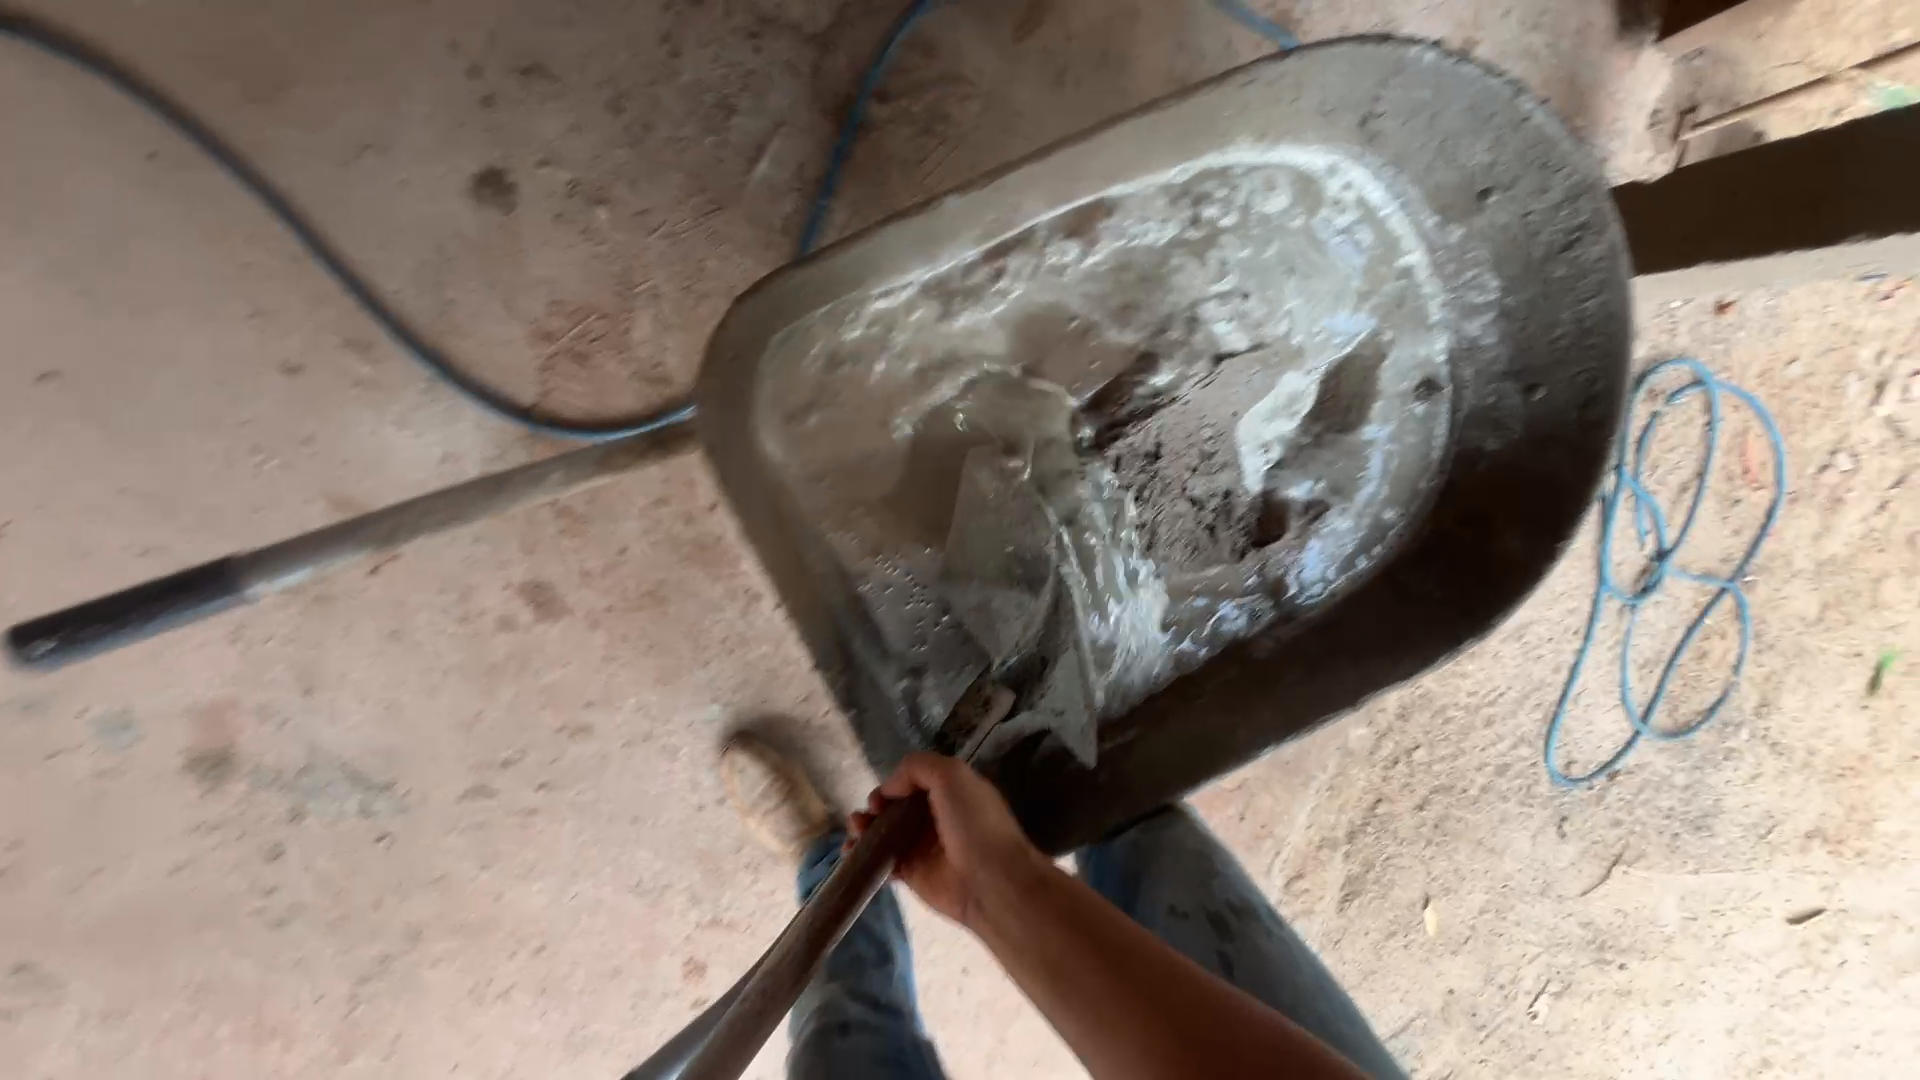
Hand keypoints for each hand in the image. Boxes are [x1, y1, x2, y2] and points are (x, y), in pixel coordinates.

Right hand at [849, 752, 1048, 927]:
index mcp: (950, 790)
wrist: (991, 881)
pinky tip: (852, 854)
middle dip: (874, 807)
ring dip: (865, 829)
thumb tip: (889, 788)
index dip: (893, 785)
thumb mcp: (951, 775)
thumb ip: (917, 767)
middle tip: (865, 817)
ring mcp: (923, 846)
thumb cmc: (974, 822)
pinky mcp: (912, 873)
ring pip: (885, 832)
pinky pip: (883, 861)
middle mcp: (936, 816)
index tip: (881, 797)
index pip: (913, 781)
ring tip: (855, 833)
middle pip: (896, 806)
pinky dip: (864, 856)